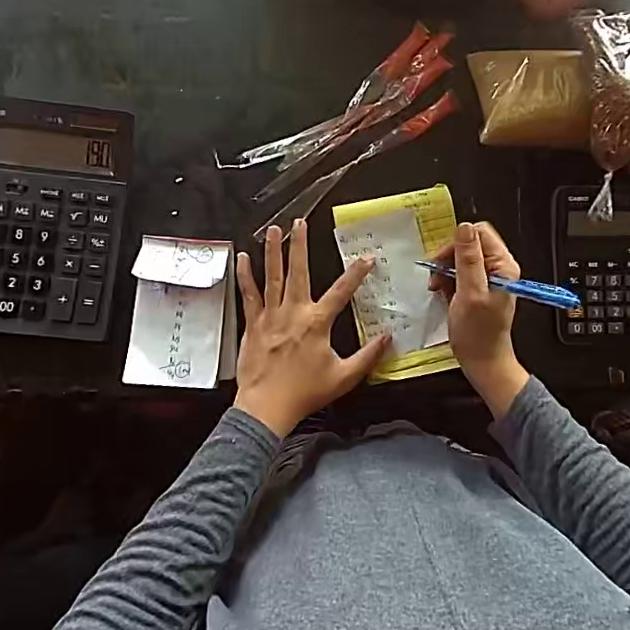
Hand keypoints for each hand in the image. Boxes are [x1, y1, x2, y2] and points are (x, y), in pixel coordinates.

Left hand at [232, 220, 394, 437]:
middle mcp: (293, 313)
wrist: (267, 407)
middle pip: (299, 271)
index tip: (367, 258)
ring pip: (272, 276)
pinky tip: (242, 258)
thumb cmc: (305, 393)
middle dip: (301, 244)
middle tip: (300, 223)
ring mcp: (270, 316)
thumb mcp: (344, 377)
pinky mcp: (253, 324)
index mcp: (317, 323)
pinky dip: (245, 275)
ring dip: (273, 251)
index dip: (357, 273)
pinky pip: (248, 294)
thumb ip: (368, 356)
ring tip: (273, 230)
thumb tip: (388, 340)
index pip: (342, 291)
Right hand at [427, 222, 530, 416]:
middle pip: (468, 245)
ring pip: (461, 259)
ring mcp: (488, 279)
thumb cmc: (478, 334)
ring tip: (438, 288)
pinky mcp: (477, 288)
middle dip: (448, 258)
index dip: (457, 243)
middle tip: (436, 277)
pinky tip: (443, 293)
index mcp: (503, 266)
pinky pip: (459, 274)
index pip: (479, 234)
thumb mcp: (470, 293)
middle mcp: (498, 269)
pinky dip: (447, 281)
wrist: (482, 361)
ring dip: (445, 271)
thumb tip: (464, 228)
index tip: (442, 261)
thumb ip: (468, 259)